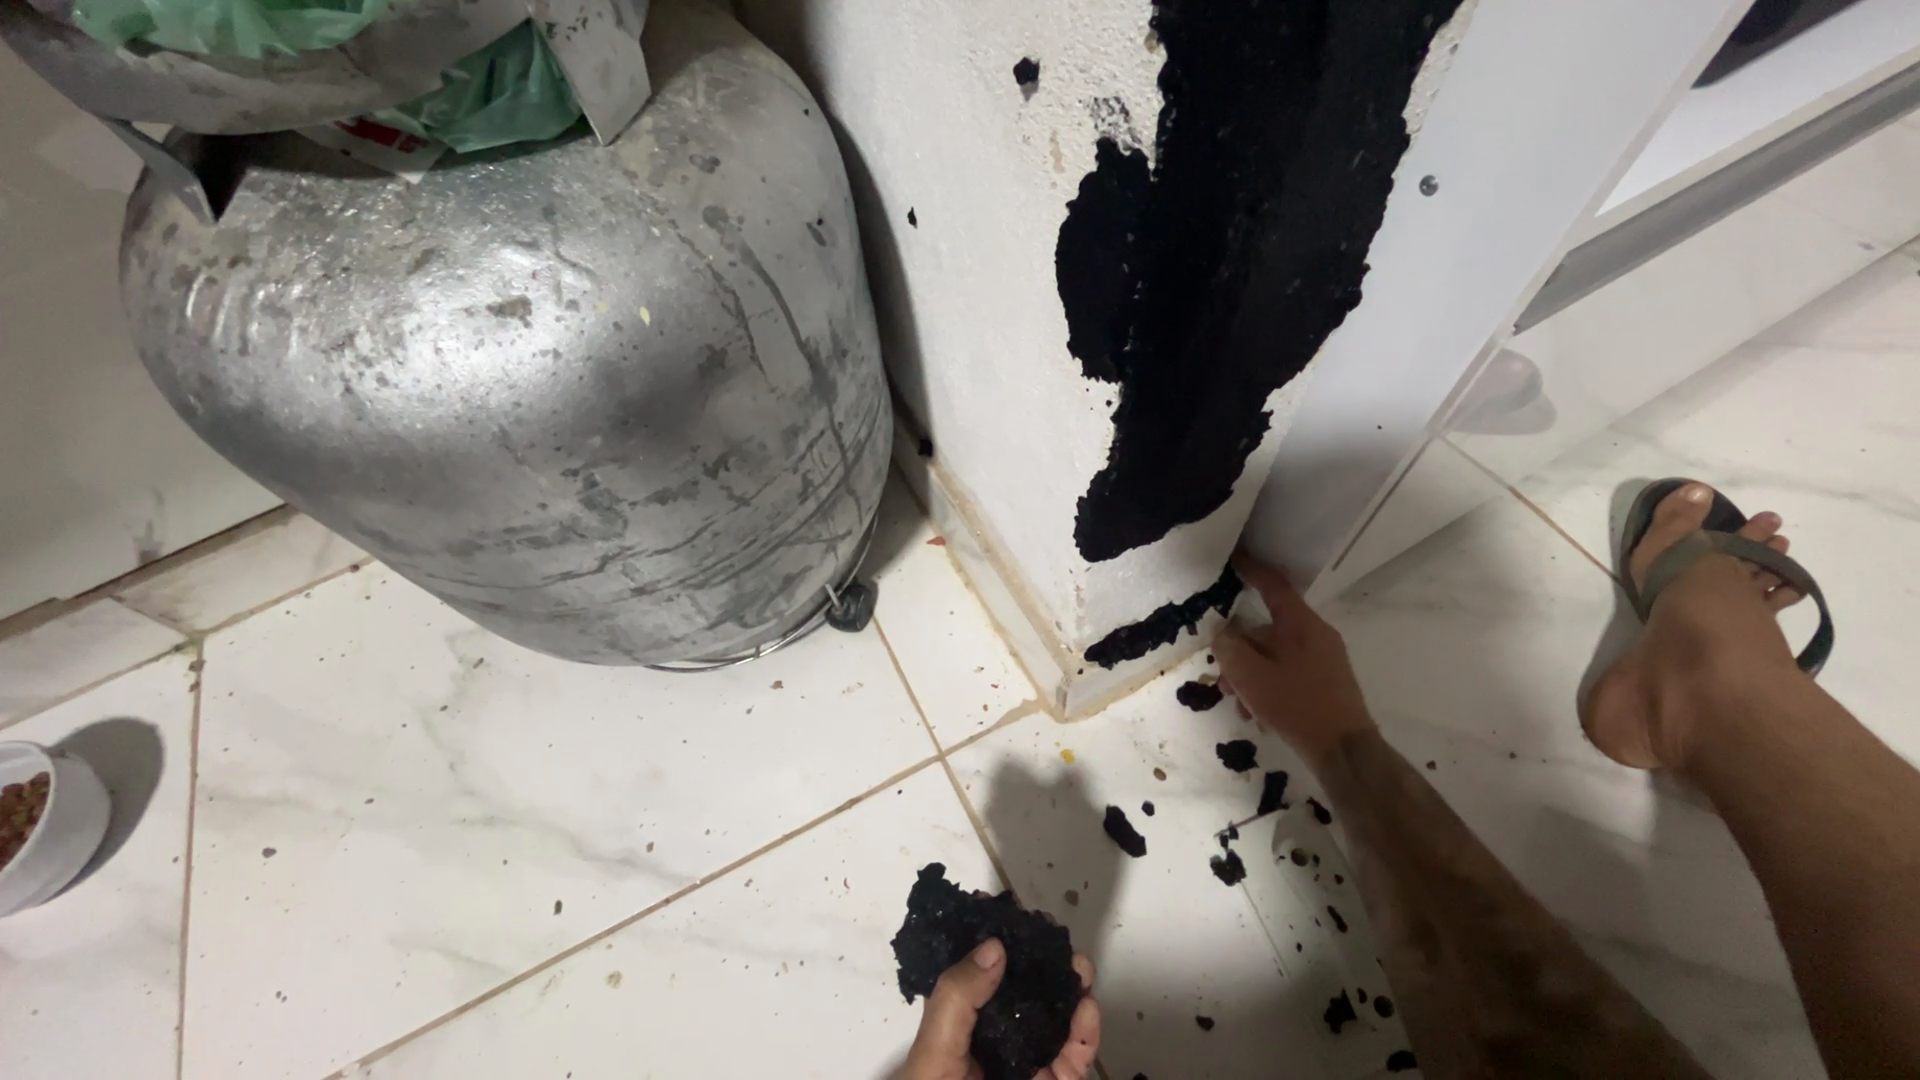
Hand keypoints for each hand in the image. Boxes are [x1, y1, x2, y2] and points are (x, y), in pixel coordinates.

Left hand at [896, 938, 1100, 1079]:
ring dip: (1070, 986)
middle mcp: (994, 1039)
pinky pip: (1074, 1056)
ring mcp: (1025, 1062)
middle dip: (1042, 957)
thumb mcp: (934, 1053)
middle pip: (1023, 988)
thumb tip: (995, 945)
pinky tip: (1087, 1008)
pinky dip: (1086, 1031)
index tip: (1009, 910)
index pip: (979, 972)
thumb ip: (958, 997)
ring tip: (1078, 966)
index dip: (994, 938)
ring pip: (1055, 1015)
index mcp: (959, 1026)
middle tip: (1052, 933)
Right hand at [1215, 553, 1376, 768]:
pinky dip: (1267, 686)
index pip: (1273, 586)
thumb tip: (1222, 633)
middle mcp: (1316, 635)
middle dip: (1238, 651)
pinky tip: (1257, 714)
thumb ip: (1228, 646)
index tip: (1232, 558)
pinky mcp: (1326, 683)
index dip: (1250, 570)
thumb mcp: (1249, 674)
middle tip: (1221, 677)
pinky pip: (1287, 673)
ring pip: (1273, 655)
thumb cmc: (1296, 705)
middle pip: (1266, 630)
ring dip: (1250, 674)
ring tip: (1239, 703)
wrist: (1344, 752)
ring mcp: (1324, 660)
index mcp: (1301, 624)